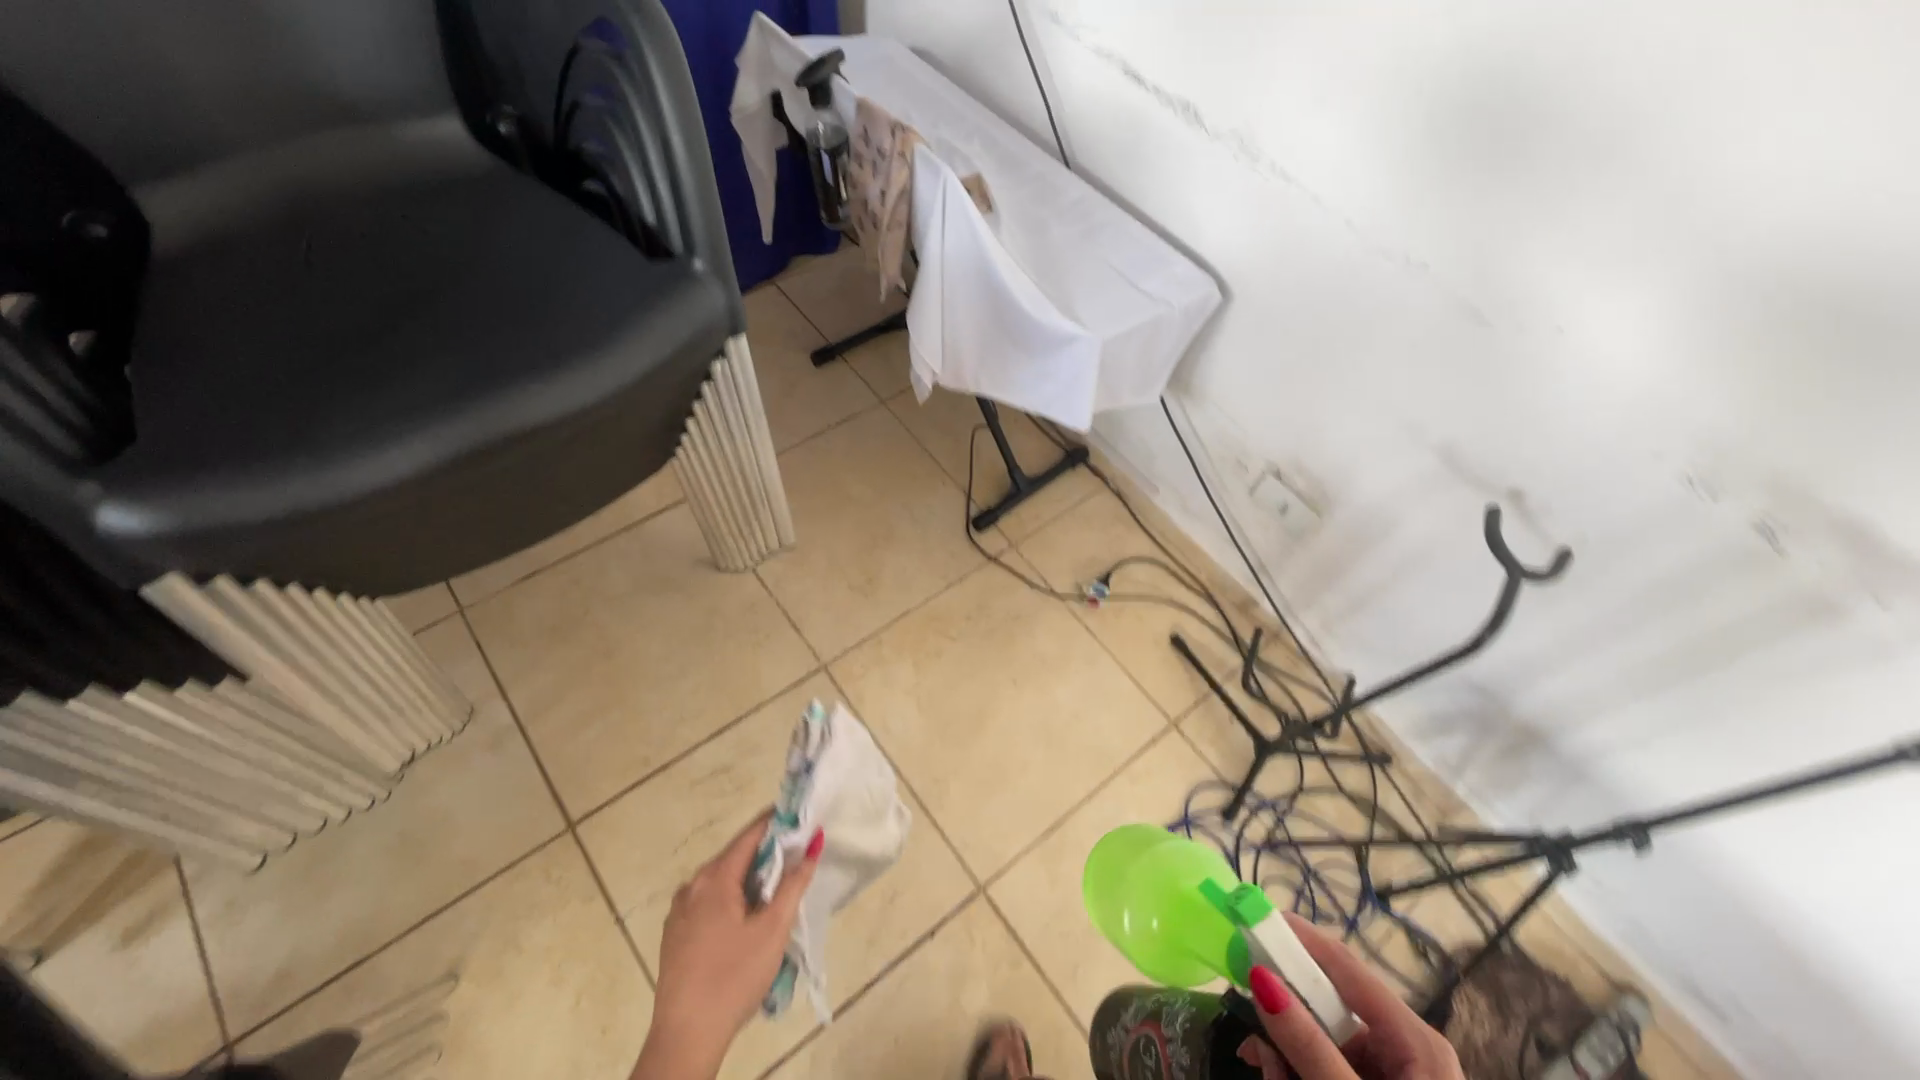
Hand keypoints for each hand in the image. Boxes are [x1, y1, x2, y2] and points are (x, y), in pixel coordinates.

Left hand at [631, 811, 822, 1079]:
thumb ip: (794, 883)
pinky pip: (708, 902)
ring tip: (777, 890)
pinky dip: (731, 898)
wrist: (687, 1034)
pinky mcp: (675, 935)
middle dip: (766, 854)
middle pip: (734, 857)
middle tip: (797, 857)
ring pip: (720, 881)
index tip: (802, 818)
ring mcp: (679, 911)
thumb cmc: (735, 976)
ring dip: (748, 879)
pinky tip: (746, 919)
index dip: (777, 823)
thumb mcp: (773, 929)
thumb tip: (813, 843)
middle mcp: (692, 886)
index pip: (750, 836)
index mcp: (714, 879)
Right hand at [1237, 913, 1463, 1079]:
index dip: (1299, 938)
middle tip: (1253, 1047)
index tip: (1251, 915)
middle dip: (1285, 1023)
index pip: (1346, 968)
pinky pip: (1323, 1069)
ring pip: (1319, 1043)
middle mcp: (1405, 1049)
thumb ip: (1306, 1046)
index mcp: (1416, 1041)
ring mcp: (1390, 1076)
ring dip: (1286, 1060)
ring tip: (1270, 1078)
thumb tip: (1259, 978)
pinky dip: (1296, 1075)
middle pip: (1328, 1009)